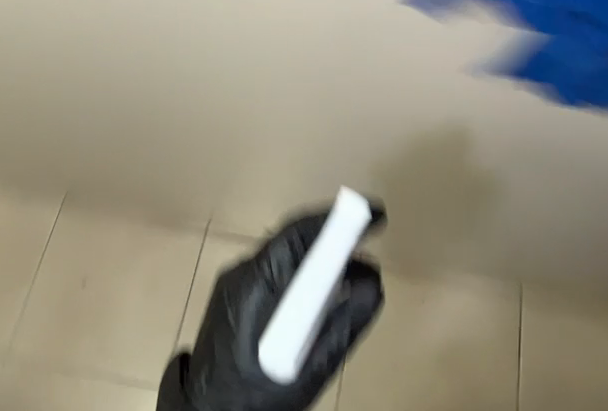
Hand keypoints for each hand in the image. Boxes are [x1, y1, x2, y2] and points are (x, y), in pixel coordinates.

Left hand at [157, 208, 385, 410]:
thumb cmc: (257, 397)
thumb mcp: (310, 369)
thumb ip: (344, 326)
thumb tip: (374, 285)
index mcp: (256, 283)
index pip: (300, 233)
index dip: (339, 219)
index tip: (374, 214)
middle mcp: (241, 272)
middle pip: (294, 240)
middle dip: (336, 239)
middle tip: (370, 247)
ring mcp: (233, 282)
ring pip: (286, 256)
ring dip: (322, 261)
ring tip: (356, 280)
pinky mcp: (233, 295)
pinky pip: (276, 272)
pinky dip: (304, 275)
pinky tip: (323, 296)